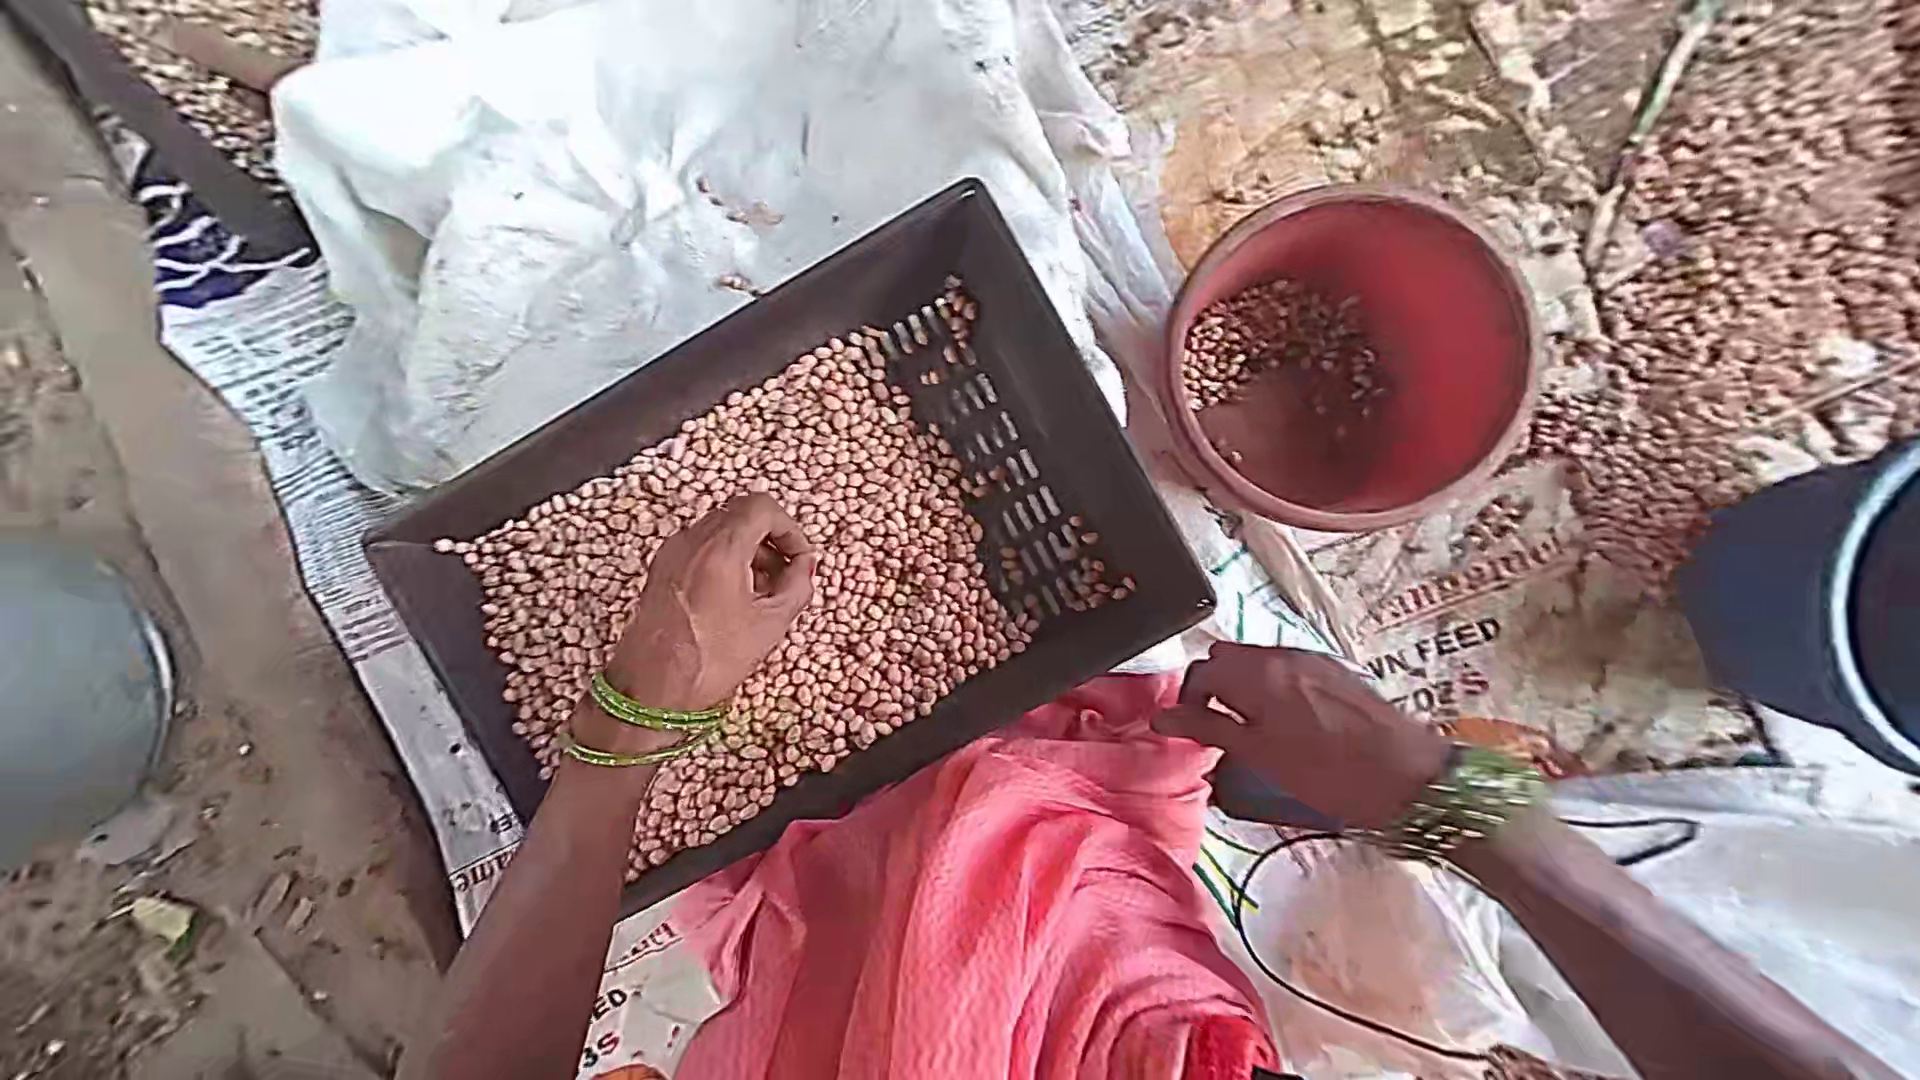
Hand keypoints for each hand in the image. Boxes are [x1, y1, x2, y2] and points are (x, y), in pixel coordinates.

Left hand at [603, 493, 817, 712]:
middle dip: (772, 538)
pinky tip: (738, 597)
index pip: (762, 507)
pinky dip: (728, 558)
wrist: (650, 693)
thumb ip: (798, 585)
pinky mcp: (662, 569)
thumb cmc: (708, 661)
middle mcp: (691, 541)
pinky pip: (703, 547)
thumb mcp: (770, 624)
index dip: (790, 529)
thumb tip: (805, 566)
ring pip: (722, 528)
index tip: (800, 558)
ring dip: (752, 549)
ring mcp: (672, 553)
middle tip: (788, 572)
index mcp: (719, 548)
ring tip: (766, 590)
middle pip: (742, 513)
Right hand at [1152, 643, 1450, 828]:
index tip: (1195, 727)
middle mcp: (1278, 655)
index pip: (1200, 671)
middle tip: (1224, 724)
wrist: (1413, 778)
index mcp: (1254, 673)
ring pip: (1255, 661)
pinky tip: (1290, 718)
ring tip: (1257, 725)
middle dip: (1215, 685)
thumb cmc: (1327, 771)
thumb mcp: (1258, 754)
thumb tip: (1161, 718)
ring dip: (1244, 684)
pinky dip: (1273, 684)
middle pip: (1225, 658)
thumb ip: (1206, 727)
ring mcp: (1308, 658)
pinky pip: (1285, 666)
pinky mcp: (1332, 667)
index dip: (1189, 699)